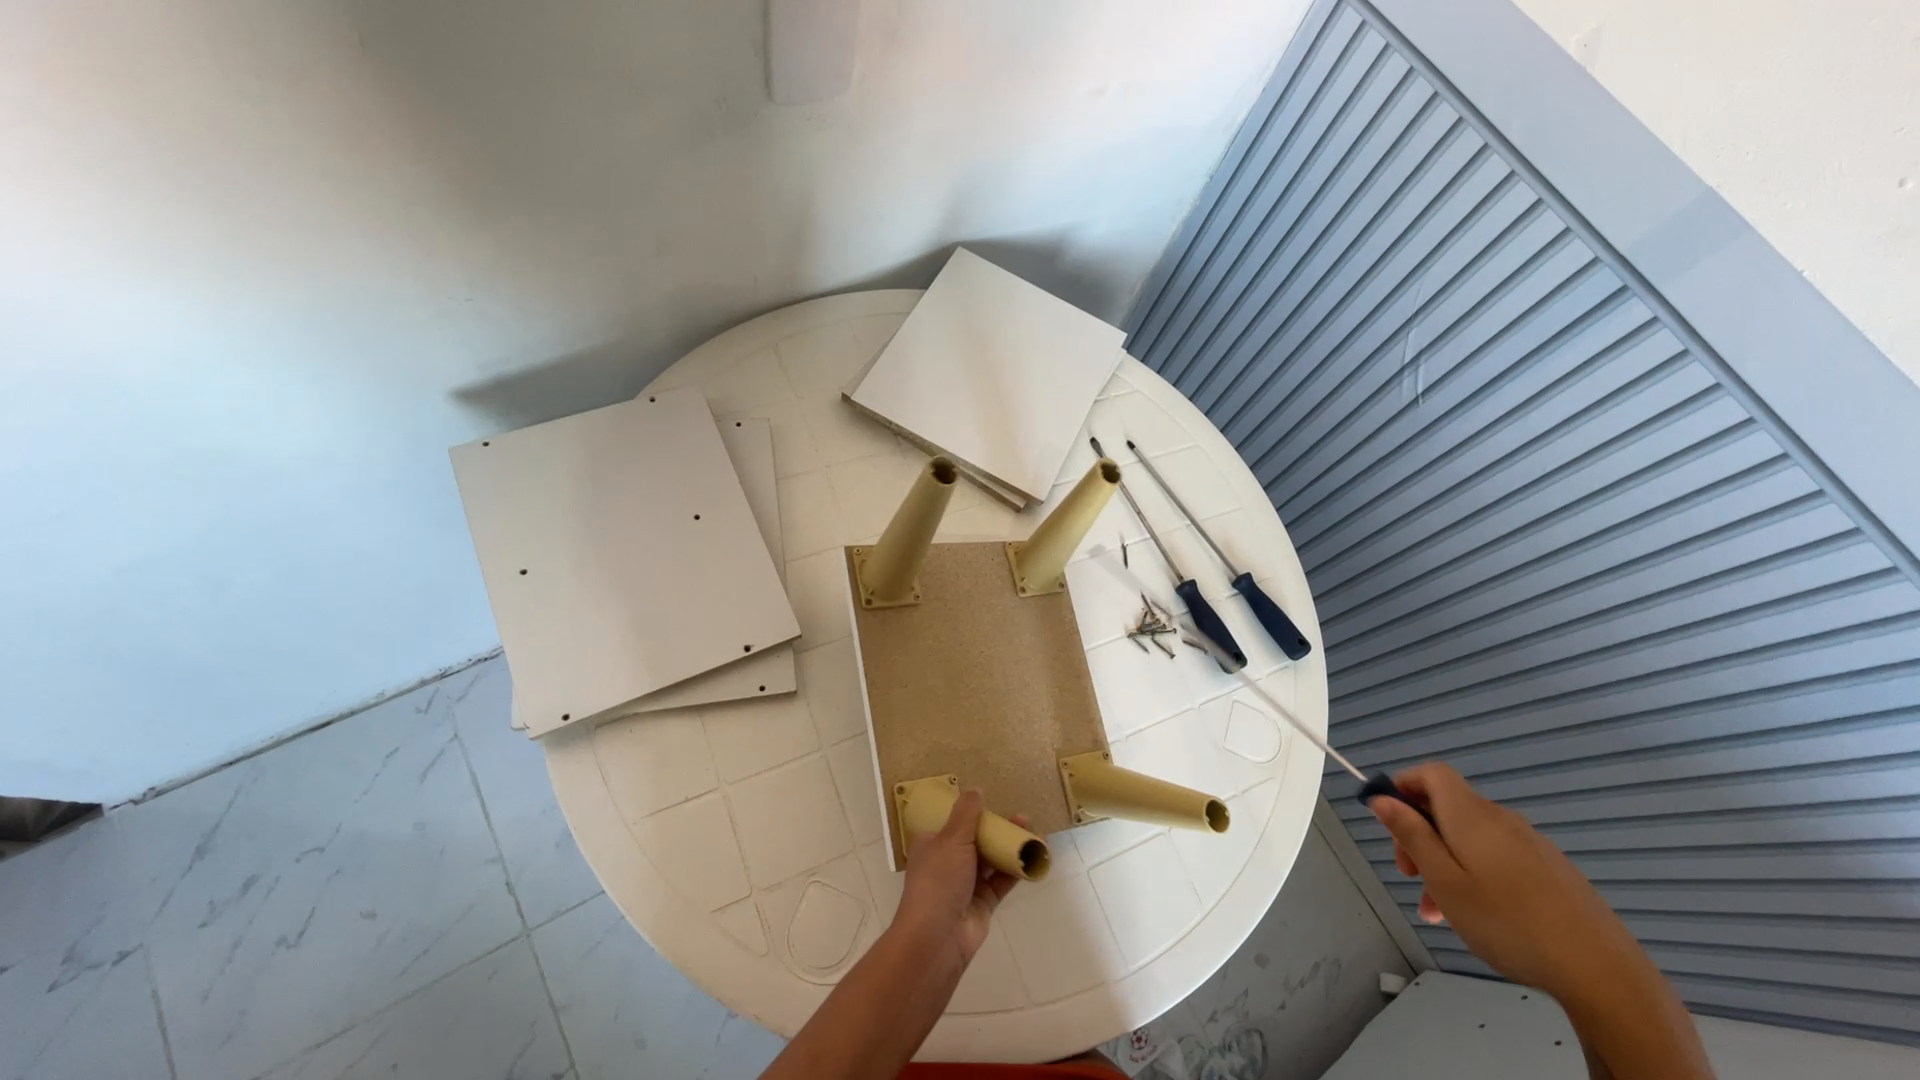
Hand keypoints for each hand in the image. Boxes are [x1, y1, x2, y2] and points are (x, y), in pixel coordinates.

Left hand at [892, 789, 1021, 969]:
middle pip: (977, 840)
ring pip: (992, 859)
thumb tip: (975, 790)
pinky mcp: (983, 902)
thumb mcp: (951, 839)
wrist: (938, 937)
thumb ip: (966, 814)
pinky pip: (1002, 880)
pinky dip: (1018, 869)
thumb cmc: (939, 880)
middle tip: (1023, 819)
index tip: (994, 806)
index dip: (974, 814)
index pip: (953, 824)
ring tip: (1035, 834)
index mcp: (932, 844)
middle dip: (999, 829)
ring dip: (1011, 847)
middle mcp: (948, 862)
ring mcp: (966, 883)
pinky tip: (1036, 857)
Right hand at [1369, 764, 1642, 998]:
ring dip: (1445, 862)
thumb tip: (1383, 799)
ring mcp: (1532, 844)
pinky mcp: (1551, 870)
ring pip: (1471, 838)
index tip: (1387, 820)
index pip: (1432, 773)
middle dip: (1419, 834)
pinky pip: (1498, 856)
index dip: (1403, 785)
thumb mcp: (1444, 880)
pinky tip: (1479, 915)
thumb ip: (1412, 835)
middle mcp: (1502, 819)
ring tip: (1439, 911)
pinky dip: (1475, 873)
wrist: (1600, 969)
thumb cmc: (1508, 922)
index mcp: (1471, 815)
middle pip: (1448, 807)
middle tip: (1410, 877)